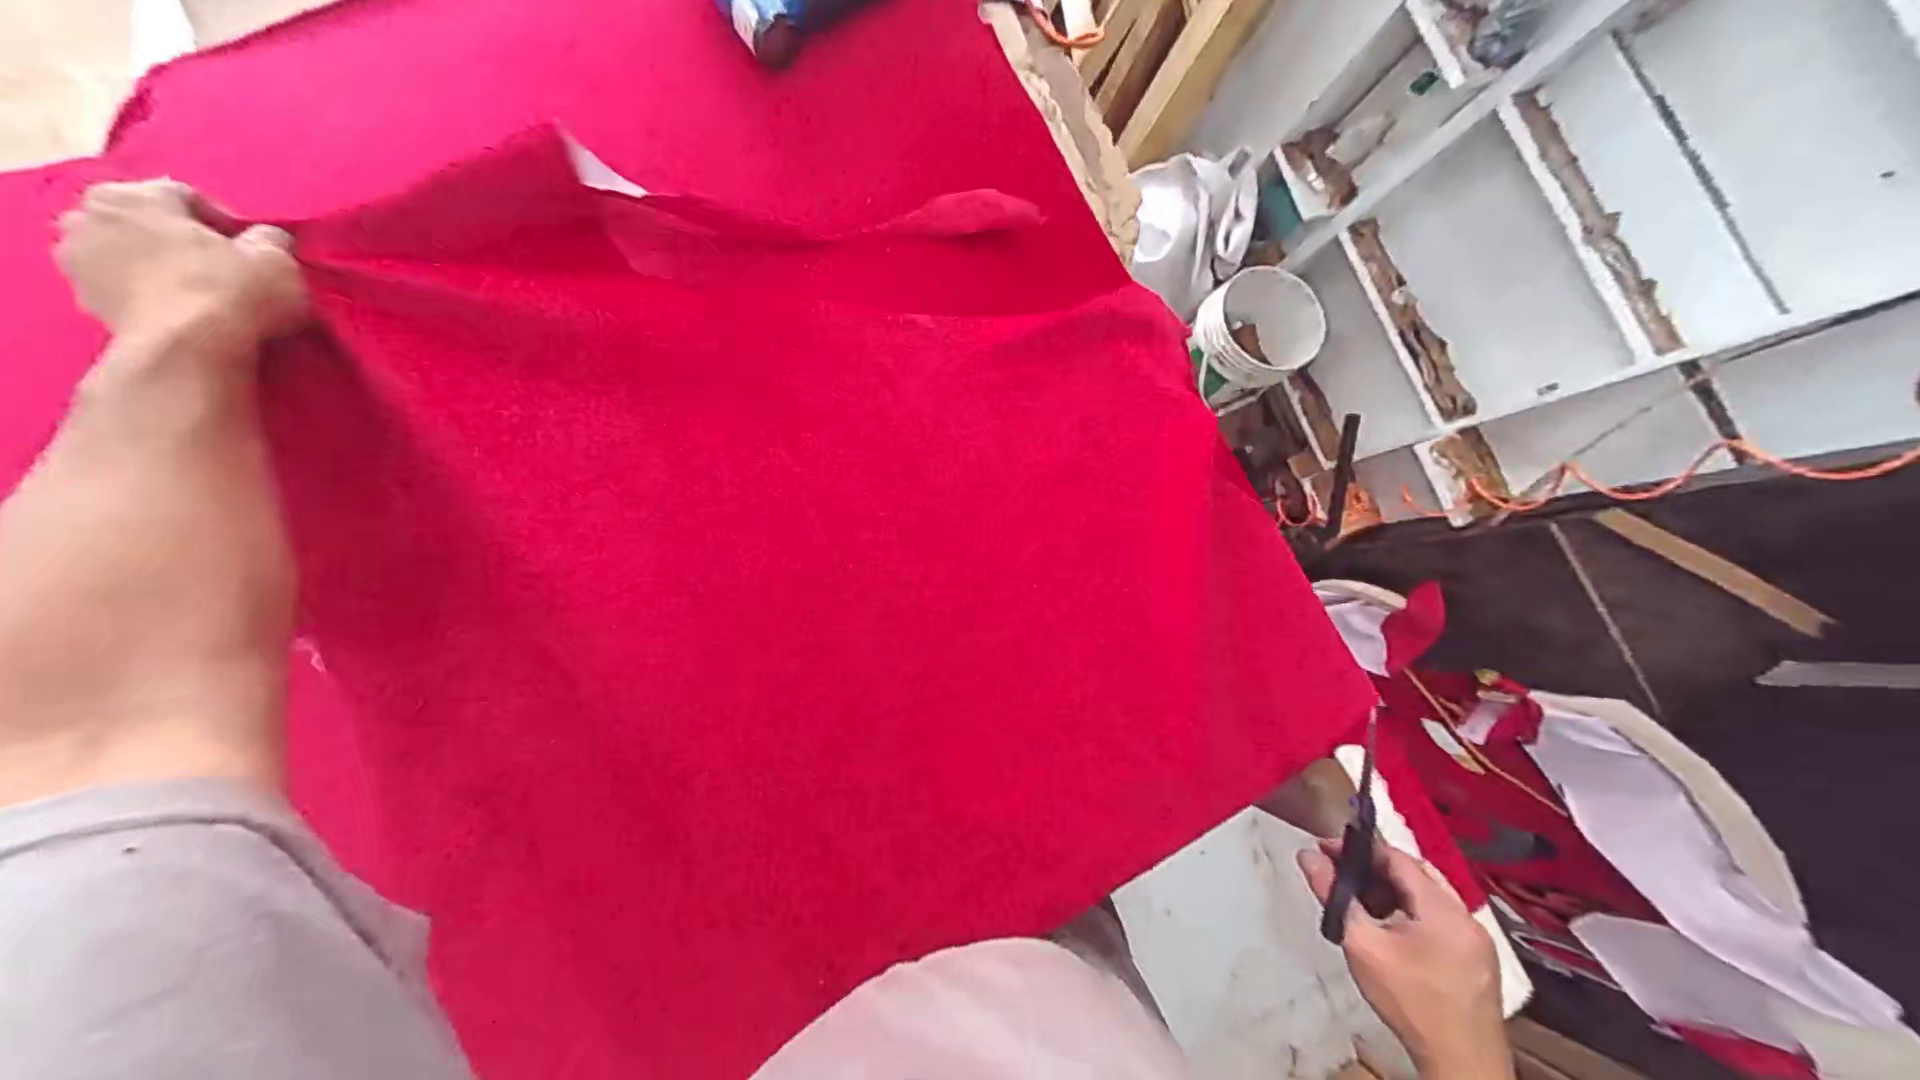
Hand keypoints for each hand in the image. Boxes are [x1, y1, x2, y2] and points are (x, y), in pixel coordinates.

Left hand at [54, 180, 307, 352]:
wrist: (191, 347)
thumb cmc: (233, 290)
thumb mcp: (276, 259)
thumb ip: (270, 240)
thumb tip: (266, 237)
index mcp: (129, 195)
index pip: (186, 197)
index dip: (227, 222)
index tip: (254, 250)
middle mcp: (86, 216)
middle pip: (147, 223)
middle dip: (181, 241)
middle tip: (223, 269)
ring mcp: (75, 260)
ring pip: (130, 254)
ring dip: (159, 267)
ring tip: (201, 292)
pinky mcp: (83, 300)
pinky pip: (124, 287)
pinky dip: (148, 294)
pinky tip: (181, 312)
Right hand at [1300, 838, 1512, 1079]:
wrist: (1461, 1063)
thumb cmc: (1409, 1002)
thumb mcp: (1361, 945)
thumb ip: (1333, 896)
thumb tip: (1308, 856)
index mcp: (1443, 909)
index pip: (1397, 857)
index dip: (1359, 848)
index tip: (1327, 849)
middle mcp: (1467, 917)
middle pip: (1415, 872)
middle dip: (1374, 866)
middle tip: (1340, 871)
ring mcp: (1477, 940)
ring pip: (1428, 894)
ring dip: (1392, 888)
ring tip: (1360, 898)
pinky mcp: (1478, 959)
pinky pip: (1439, 917)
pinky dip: (1410, 909)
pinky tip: (1388, 925)